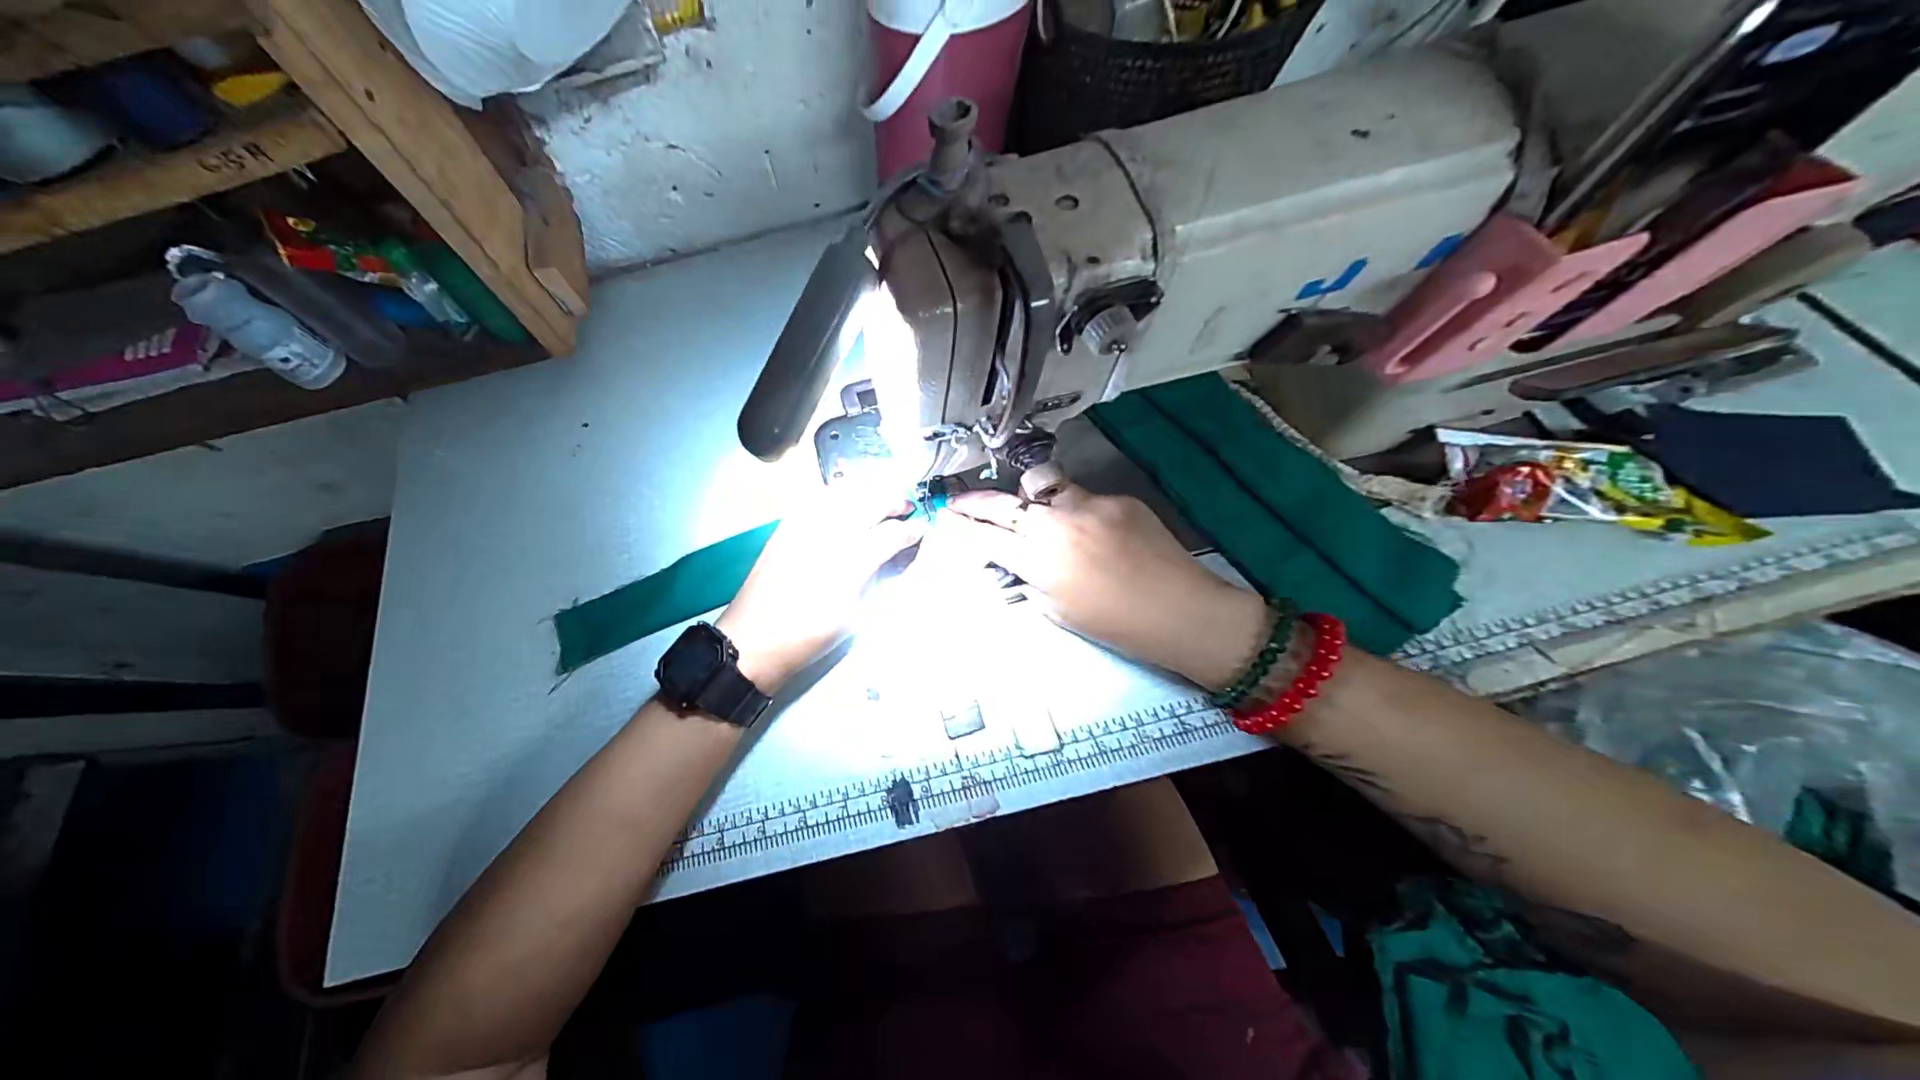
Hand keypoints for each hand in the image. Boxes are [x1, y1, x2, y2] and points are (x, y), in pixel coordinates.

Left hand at [715, 493, 924, 692]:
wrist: (751, 643)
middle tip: (905, 509)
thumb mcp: (854, 616)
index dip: (911, 530)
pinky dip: (837, 498)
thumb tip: (895, 557)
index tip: (921, 529)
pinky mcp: (784, 528)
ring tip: (877, 505)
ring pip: (843, 493)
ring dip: (866, 494)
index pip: (891, 534)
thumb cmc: (807, 638)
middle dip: (893, 502)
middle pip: (869, 501)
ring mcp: (803, 527)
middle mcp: (827, 536)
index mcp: (850, 563)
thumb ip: (877, 580)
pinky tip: (844, 508)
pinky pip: (816, 500)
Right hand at [936, 486, 1269, 689]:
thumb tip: (1012, 562)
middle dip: (977, 500)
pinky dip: (1077, 511)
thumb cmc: (1117, 625)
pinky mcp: (1118, 497)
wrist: (1182, 610)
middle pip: (1006, 500)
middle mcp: (1059, 523)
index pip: (986, 535)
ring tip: (1039, 516)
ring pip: (1045, 487)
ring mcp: (1091, 504)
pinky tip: (1094, 534)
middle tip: (962, 500)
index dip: (960, 525)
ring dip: (1033, 499)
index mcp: (1041, 559)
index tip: (944, 516)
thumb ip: (1028, 580)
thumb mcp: (1058, 610)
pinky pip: (1084, 497)